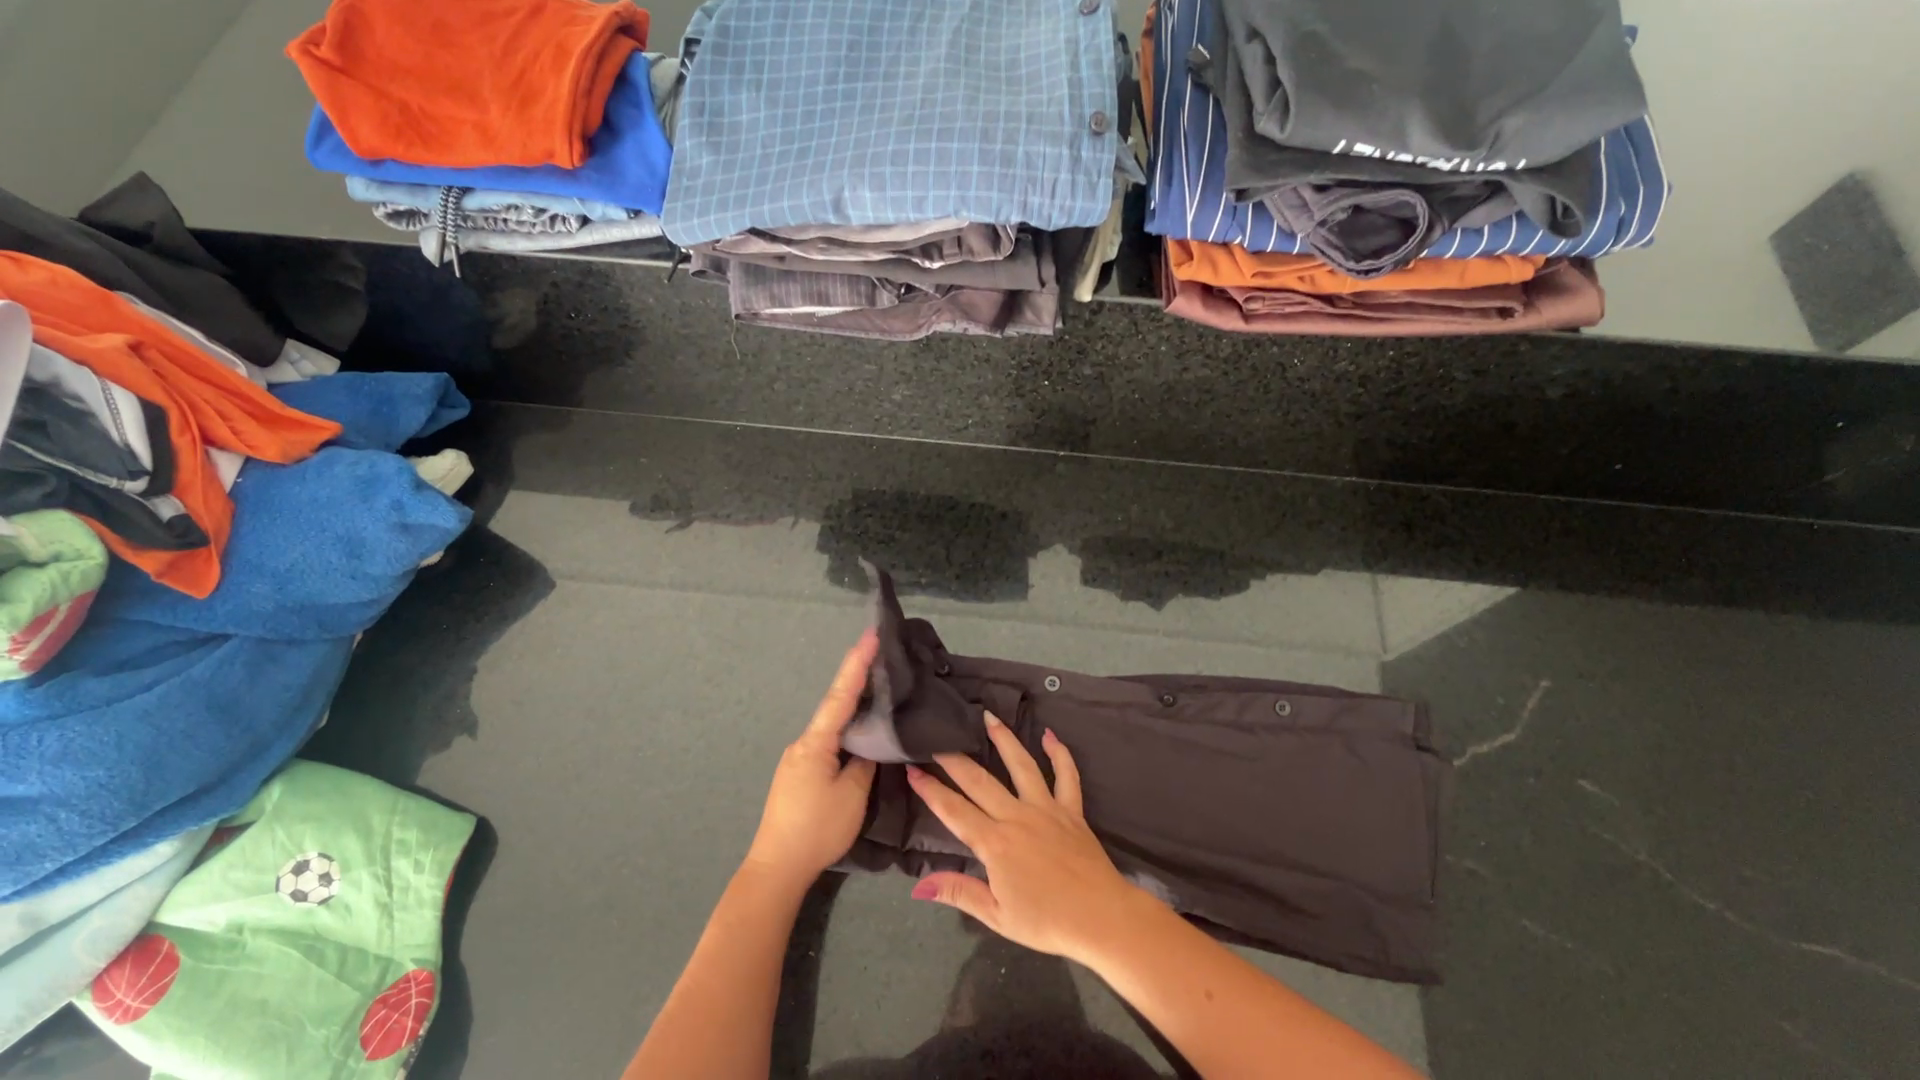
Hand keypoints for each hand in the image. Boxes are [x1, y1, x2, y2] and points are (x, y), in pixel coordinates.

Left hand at [742, 631, 879, 886]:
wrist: (778, 866)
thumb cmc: (817, 828)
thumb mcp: (852, 795)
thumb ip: (864, 763)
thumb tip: (869, 744)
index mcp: (816, 742)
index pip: (841, 695)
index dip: (857, 664)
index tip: (871, 635)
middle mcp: (804, 743)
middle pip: (835, 707)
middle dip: (859, 684)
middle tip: (884, 661)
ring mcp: (798, 759)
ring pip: (832, 729)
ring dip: (854, 712)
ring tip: (880, 697)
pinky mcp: (798, 775)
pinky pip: (827, 745)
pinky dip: (845, 735)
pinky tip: (860, 738)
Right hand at [907, 713, 1156, 964]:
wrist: (1101, 917)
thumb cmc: (1047, 921)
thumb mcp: (997, 915)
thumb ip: (959, 892)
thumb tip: (918, 885)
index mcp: (994, 843)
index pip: (953, 810)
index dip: (930, 790)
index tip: (911, 769)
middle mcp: (1017, 816)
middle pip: (980, 781)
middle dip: (954, 758)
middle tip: (937, 736)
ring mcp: (1047, 809)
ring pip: (1021, 765)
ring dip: (1004, 739)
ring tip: (989, 717)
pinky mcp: (1072, 811)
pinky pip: (1067, 775)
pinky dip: (1059, 753)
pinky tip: (1050, 735)